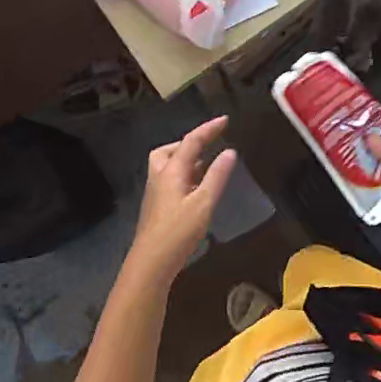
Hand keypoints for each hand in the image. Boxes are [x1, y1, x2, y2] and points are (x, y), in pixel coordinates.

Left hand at [127, 116, 238, 274]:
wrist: (151, 262)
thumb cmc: (178, 232)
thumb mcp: (204, 203)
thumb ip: (217, 176)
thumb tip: (230, 152)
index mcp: (171, 171)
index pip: (191, 142)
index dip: (208, 129)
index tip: (225, 120)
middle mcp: (160, 177)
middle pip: (169, 151)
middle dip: (187, 144)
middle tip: (207, 145)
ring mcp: (156, 193)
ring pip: (168, 167)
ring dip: (185, 161)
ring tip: (206, 166)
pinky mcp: (157, 207)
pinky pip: (170, 181)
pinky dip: (184, 176)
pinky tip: (196, 189)